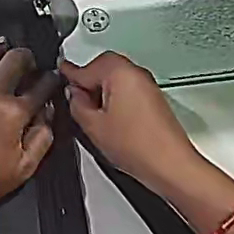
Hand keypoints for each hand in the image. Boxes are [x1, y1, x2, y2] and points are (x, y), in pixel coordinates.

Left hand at [0, 40, 61, 207]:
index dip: (51, 80)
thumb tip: (48, 117)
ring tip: (7, 46)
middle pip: (15, 61)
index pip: (41, 87)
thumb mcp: (25, 167)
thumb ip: (43, 138)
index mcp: (15, 113)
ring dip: (0, 49)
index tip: (54, 78)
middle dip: (27, 57)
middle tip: (32, 60)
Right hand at [60, 53, 207, 194]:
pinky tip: (112, 122)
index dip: (70, 75)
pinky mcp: (154, 99)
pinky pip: (128, 90)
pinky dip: (116, 99)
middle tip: (77, 100)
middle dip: (88, 81)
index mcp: (119, 72)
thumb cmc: (141, 147)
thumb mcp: (92, 126)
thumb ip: (76, 104)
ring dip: (103, 91)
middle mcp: (136, 74)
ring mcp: (148, 86)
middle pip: (103, 67)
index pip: (85, 67)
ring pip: (116, 78)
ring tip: (97, 118)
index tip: (61, 73)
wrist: (171, 166)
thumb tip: (74, 95)